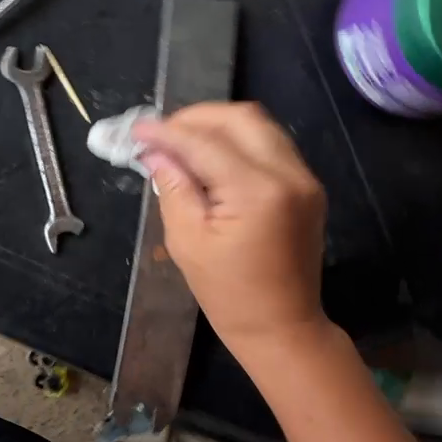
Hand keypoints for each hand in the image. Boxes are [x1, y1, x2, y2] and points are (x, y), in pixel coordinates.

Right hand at [132, 102, 328, 354]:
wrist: (280, 324)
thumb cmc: (226, 291)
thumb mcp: (186, 240)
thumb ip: (174, 188)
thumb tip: (157, 154)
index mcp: (256, 191)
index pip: (205, 143)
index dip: (167, 132)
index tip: (136, 129)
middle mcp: (288, 174)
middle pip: (241, 118)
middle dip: (196, 118)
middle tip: (160, 133)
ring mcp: (303, 179)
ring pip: (259, 127)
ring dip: (217, 127)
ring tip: (180, 142)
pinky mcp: (305, 187)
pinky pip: (269, 146)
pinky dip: (236, 142)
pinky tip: (208, 159)